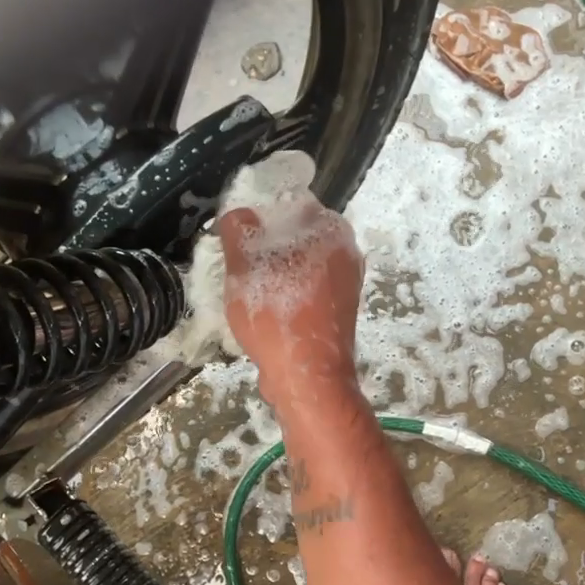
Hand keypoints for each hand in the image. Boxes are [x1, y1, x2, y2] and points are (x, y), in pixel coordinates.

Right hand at [218, 200, 363, 412]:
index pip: (290, 206)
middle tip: (238, 269)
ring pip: (300, 268)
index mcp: (331, 230)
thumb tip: (238, 216)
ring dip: (274, 277)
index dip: (259, 220)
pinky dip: (286, 299)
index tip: (237, 240)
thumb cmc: (276, 317)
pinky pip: (306, 295)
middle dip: (266, 251)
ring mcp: (346, 287)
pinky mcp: (338, 315)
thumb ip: (238, 232)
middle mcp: (346, 253)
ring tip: (248, 294)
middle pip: (295, 239)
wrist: (308, 378)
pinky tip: (265, 315)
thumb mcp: (243, 268)